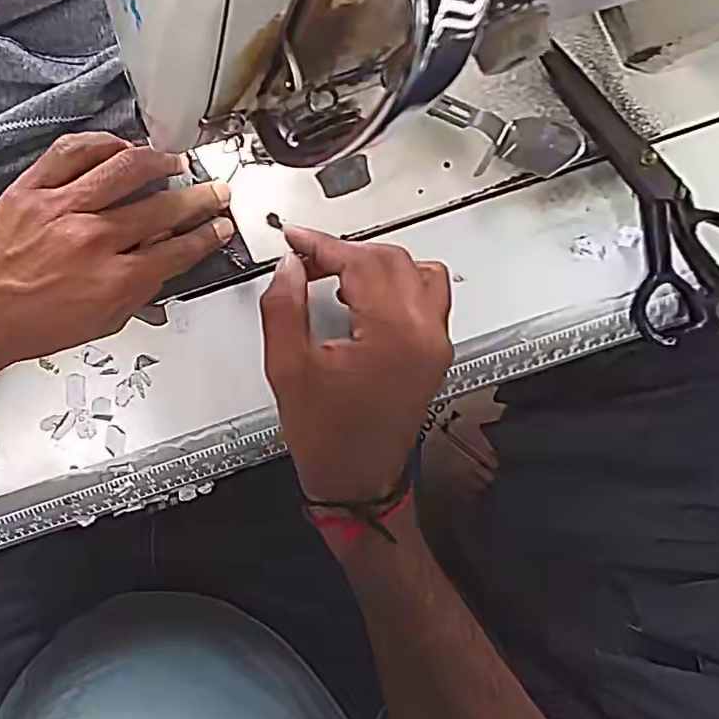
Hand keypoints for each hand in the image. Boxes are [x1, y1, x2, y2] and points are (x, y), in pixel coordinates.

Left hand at [0, 132, 231, 392]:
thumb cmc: (26, 328)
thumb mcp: (99, 325)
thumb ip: (138, 295)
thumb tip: (165, 270)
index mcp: (113, 280)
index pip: (178, 249)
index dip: (207, 235)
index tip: (218, 226)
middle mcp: (91, 239)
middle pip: (162, 207)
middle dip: (199, 198)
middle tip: (212, 191)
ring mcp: (60, 208)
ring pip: (125, 168)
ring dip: (159, 161)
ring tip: (173, 161)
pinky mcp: (30, 190)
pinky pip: (72, 151)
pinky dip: (101, 143)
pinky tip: (117, 147)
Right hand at [259, 227, 453, 503]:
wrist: (356, 480)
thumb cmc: (328, 437)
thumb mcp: (286, 367)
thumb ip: (283, 307)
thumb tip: (290, 268)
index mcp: (393, 335)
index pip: (361, 263)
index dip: (322, 244)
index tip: (296, 238)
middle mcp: (425, 335)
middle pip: (392, 260)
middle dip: (344, 251)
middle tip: (305, 258)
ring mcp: (434, 344)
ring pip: (415, 272)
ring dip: (373, 263)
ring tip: (333, 273)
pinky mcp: (433, 353)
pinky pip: (425, 295)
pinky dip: (394, 282)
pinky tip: (360, 295)